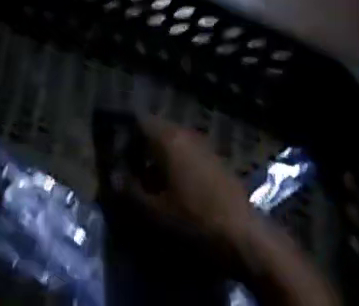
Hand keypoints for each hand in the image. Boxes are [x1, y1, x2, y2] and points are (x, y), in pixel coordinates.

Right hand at [107, 118, 339, 305]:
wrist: (245, 238)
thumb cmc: (194, 220)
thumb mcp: (153, 212)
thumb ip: (127, 192)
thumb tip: (112, 178)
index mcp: (166, 138)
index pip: (136, 120)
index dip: (120, 134)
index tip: (112, 155)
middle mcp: (185, 133)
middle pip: (154, 130)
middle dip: (138, 148)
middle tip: (127, 172)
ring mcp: (204, 146)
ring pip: (171, 143)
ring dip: (156, 159)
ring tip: (148, 185)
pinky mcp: (217, 162)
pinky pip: (187, 155)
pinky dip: (174, 166)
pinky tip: (173, 191)